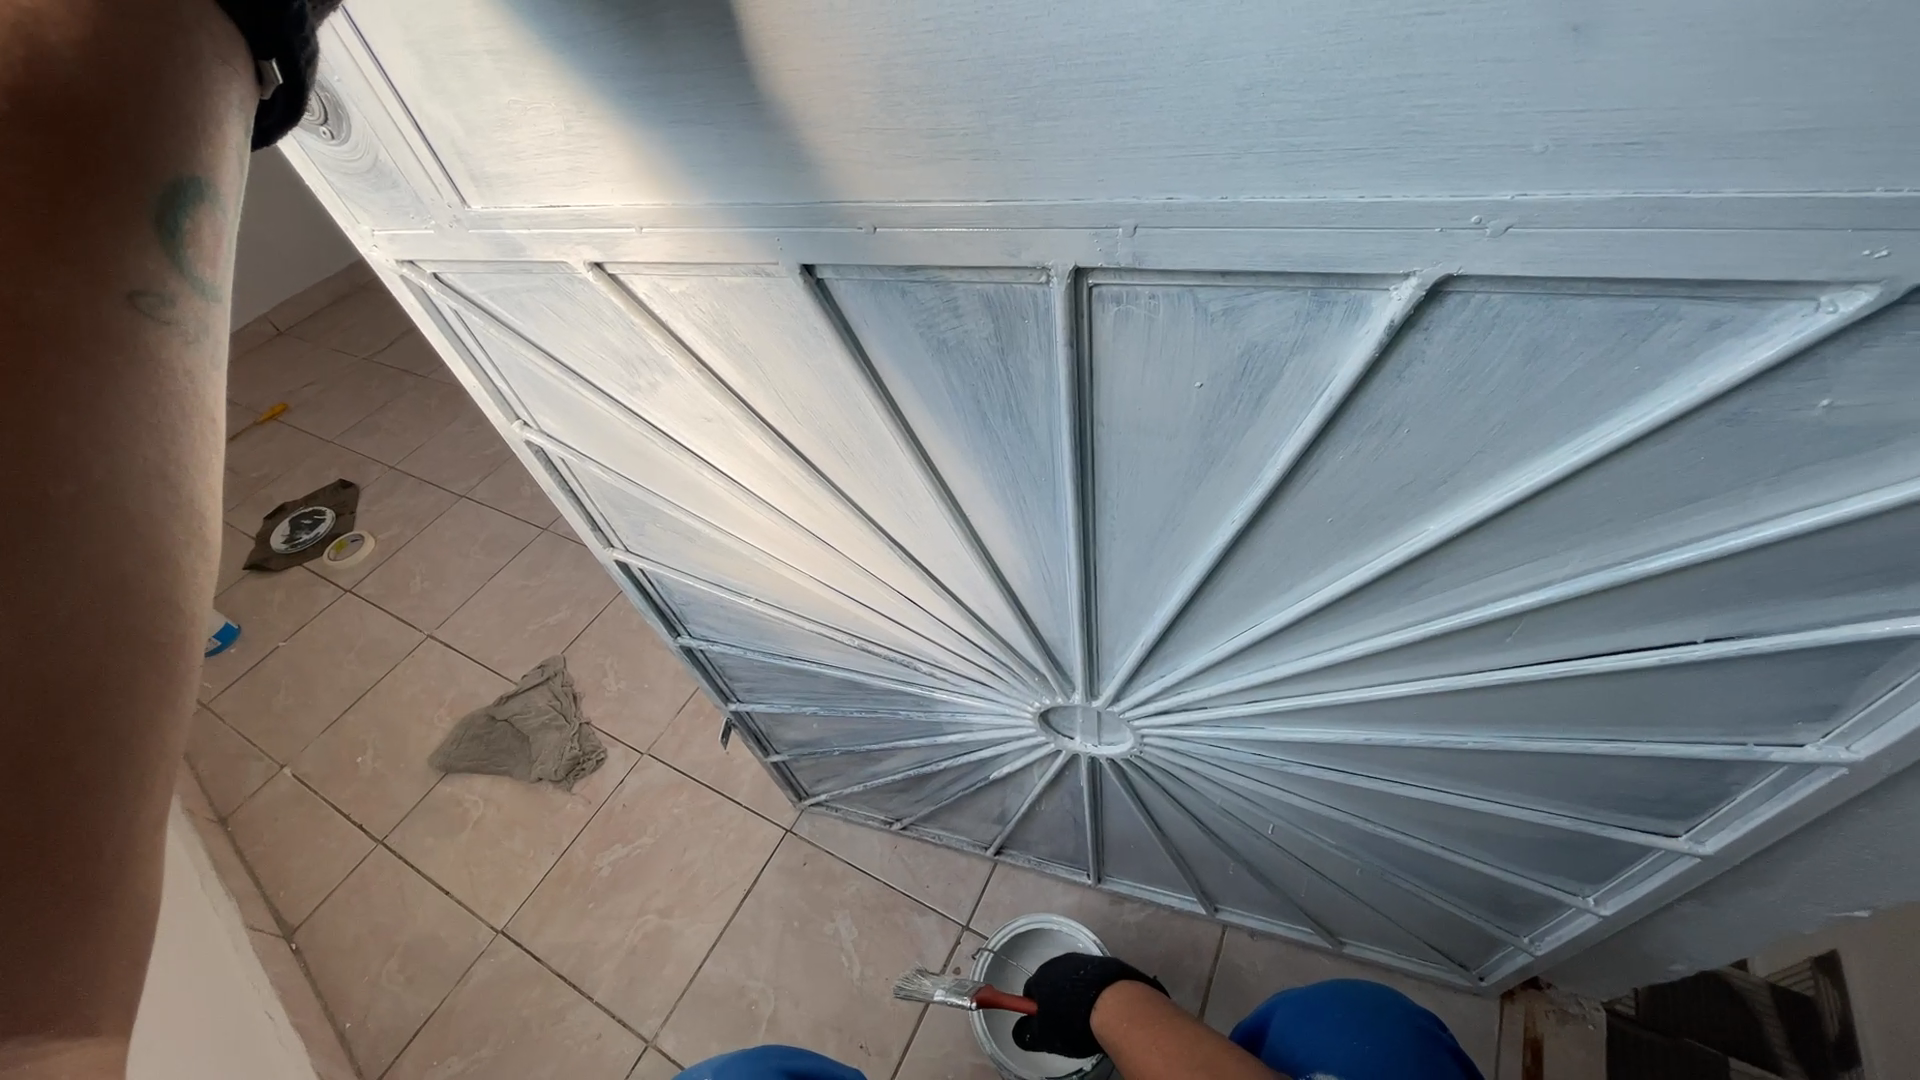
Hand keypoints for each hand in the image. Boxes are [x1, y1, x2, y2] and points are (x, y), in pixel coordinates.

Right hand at [1011, 953, 1167, 1058]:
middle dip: (1057, 999)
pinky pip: (1092, 977)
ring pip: (1073, 978)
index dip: (1037, 1009)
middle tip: (1067, 1022)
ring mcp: (1083, 960)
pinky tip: (1102, 1004)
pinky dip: (1094, 988)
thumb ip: (1027, 1034)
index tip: (1046, 1024)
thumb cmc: (1074, 1022)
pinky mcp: (1104, 963)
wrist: (1115, 1005)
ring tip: (1088, 1015)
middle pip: (1052, 981)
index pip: (1030, 991)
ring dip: (1077, 993)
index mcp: (1041, 977)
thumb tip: (1019, 1031)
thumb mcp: (1045, 1038)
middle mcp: (1059, 962)